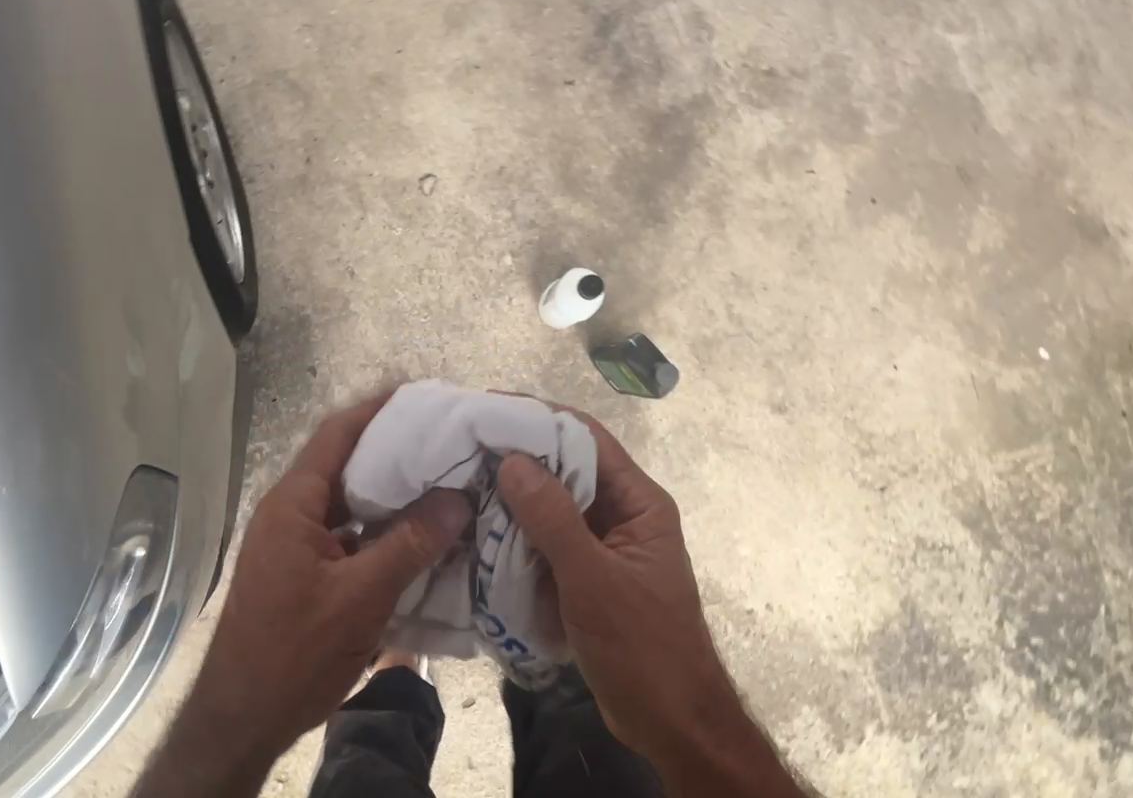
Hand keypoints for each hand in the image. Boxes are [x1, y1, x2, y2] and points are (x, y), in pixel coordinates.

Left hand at [134, 392, 471, 796]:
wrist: (241, 721)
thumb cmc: (293, 653)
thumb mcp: (360, 598)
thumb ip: (409, 545)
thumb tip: (458, 501)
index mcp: (292, 502)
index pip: (338, 433)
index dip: (380, 409)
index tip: (426, 397)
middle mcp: (290, 511)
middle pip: (346, 461)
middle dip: (395, 447)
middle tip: (448, 440)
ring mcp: (295, 541)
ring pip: (349, 498)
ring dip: (391, 489)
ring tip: (443, 479)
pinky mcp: (304, 568)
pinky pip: (348, 531)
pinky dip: (381, 525)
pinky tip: (419, 532)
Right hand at [497, 409, 801, 796]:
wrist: (671, 724)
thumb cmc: (643, 648)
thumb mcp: (595, 581)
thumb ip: (554, 519)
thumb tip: (511, 459)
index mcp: (639, 502)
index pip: (586, 438)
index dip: (540, 417)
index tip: (490, 408)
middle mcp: (621, 512)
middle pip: (566, 466)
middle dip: (519, 455)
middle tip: (464, 446)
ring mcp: (602, 544)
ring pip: (552, 503)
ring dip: (513, 495)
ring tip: (461, 480)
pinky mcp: (585, 573)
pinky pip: (547, 539)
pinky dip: (516, 531)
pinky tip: (480, 528)